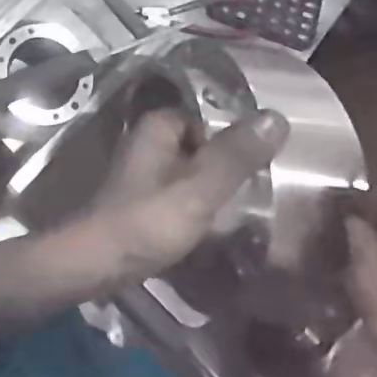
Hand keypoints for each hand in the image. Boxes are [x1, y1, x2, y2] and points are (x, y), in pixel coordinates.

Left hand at [71, 109, 278, 282]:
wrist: (100, 261)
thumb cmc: (150, 220)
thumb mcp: (201, 187)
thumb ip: (236, 155)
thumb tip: (276, 116)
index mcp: (157, 127)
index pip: (208, 122)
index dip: (234, 144)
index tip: (262, 169)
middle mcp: (147, 142)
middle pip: (201, 148)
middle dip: (226, 170)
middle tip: (258, 195)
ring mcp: (143, 172)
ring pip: (192, 174)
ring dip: (213, 192)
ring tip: (244, 214)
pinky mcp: (143, 200)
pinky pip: (180, 195)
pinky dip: (197, 208)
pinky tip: (215, 228)